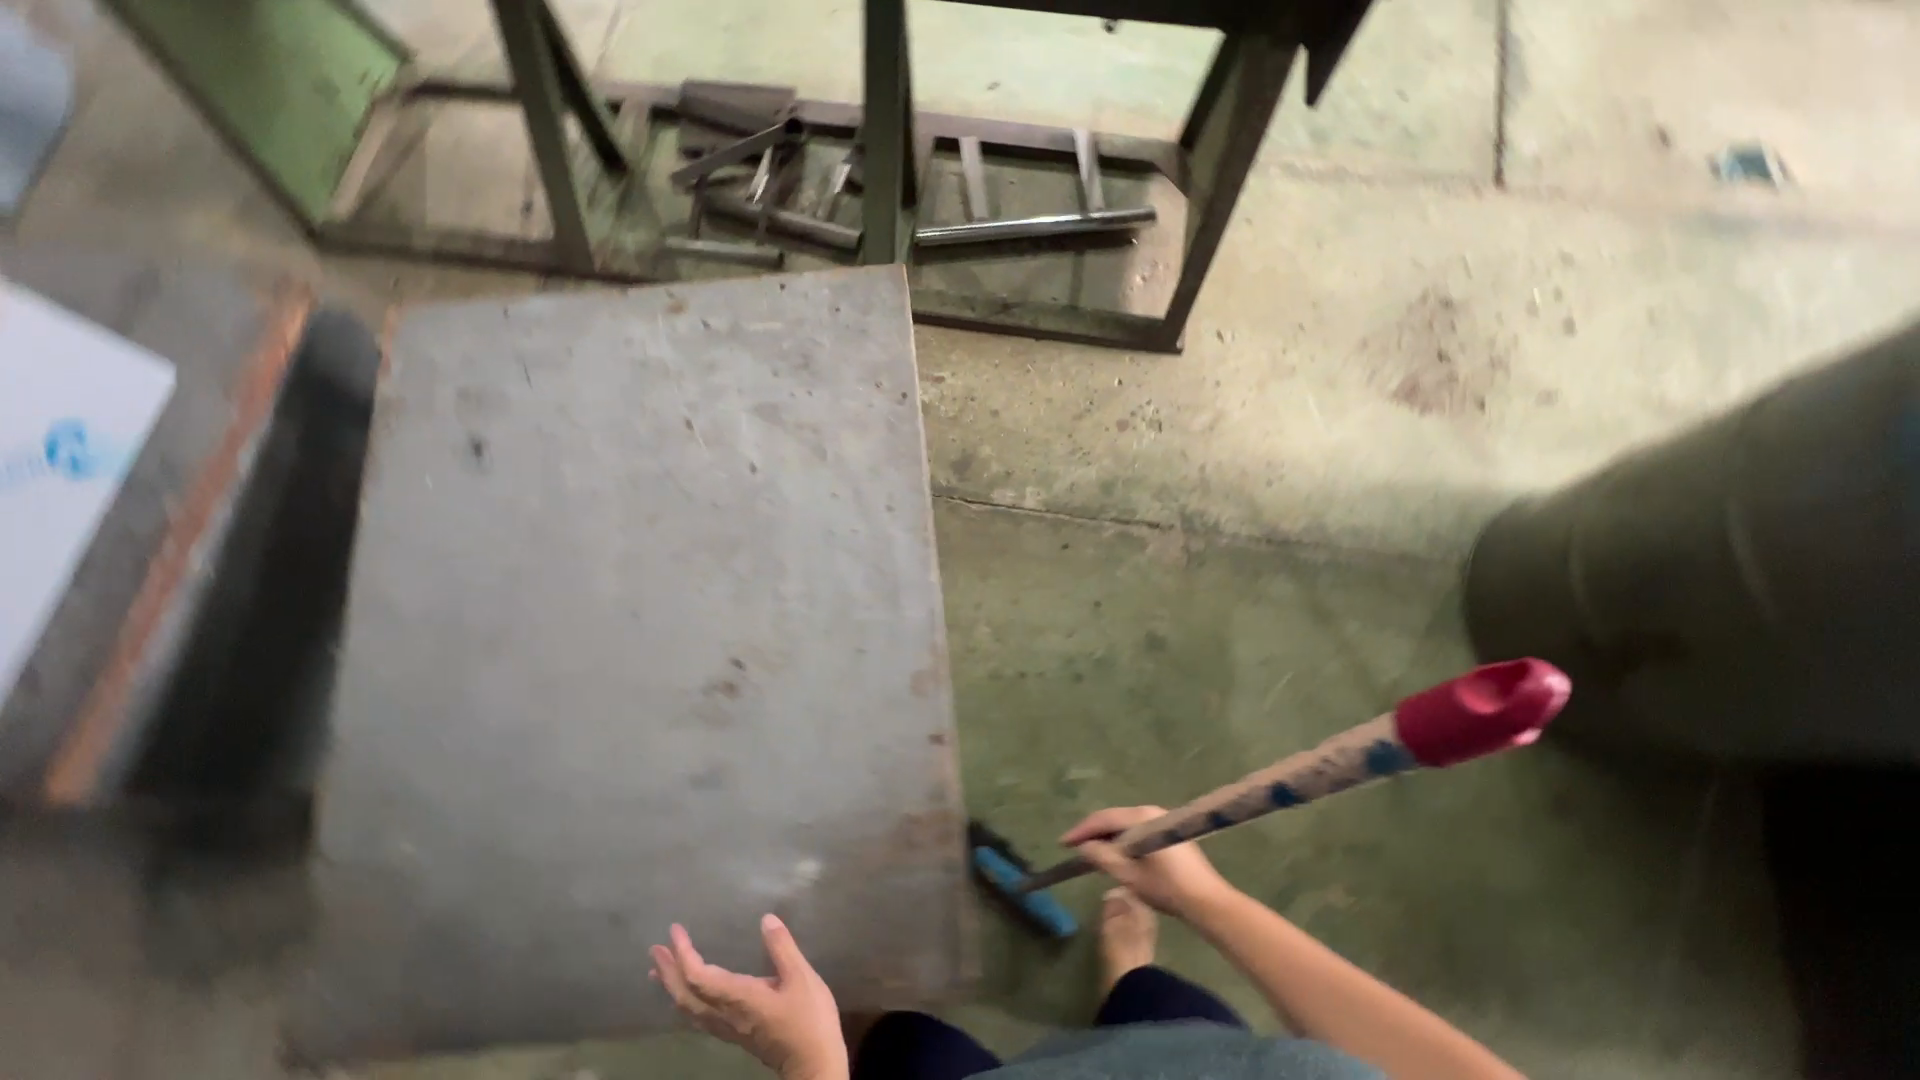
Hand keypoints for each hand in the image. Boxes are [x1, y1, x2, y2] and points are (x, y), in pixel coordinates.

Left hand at [650, 915, 847, 1079]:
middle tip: (655, 948)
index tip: (675, 931)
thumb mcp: (802, 978)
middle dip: (669, 971)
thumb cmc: (809, 1020)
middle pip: (686, 995)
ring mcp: (728, 1028)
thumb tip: (766, 919)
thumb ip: (782, 948)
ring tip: (658, 971)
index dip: (683, 953)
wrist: (813, 1066)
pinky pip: (698, 1017)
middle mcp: (725, 1014)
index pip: (698, 976)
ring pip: (689, 1009)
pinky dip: (685, 1002)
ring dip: (672, 988)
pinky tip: (686, 998)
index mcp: (738, 997)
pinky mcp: (734, 1034)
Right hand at [1062, 805, 1235, 917]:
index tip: (1063, 843)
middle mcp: (1152, 812)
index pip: (1103, 819)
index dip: (1081, 831)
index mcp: (1141, 818)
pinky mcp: (1171, 834)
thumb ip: (1102, 856)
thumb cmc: (1166, 887)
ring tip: (1092, 852)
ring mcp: (1163, 821)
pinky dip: (1124, 840)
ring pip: (1127, 825)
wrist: (1207, 900)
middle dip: (1093, 832)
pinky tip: (1118, 854)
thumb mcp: (1128, 874)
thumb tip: (1083, 847)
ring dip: (1109, 837)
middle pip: (1115, 818)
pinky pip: (1138, 830)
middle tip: (1074, 847)